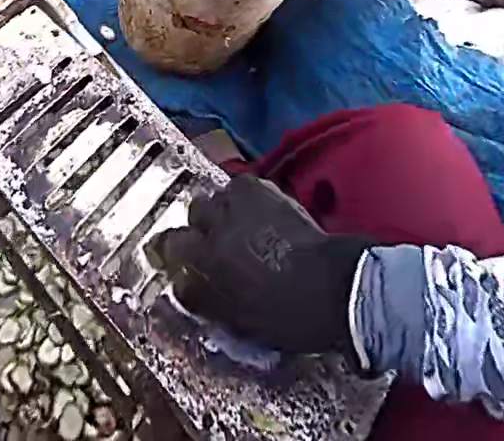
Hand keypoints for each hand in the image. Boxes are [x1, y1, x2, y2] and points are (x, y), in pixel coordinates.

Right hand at [147, 176, 371, 356]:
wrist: (333, 286)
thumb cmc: (286, 313)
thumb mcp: (237, 318)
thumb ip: (204, 297)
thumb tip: (182, 283)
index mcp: (208, 259)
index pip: (171, 245)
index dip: (169, 249)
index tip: (173, 254)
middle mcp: (218, 224)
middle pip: (193, 214)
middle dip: (200, 226)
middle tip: (214, 241)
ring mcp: (240, 203)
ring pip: (216, 197)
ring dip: (222, 210)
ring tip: (238, 224)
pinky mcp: (262, 189)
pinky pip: (239, 186)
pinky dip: (243, 197)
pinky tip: (256, 211)